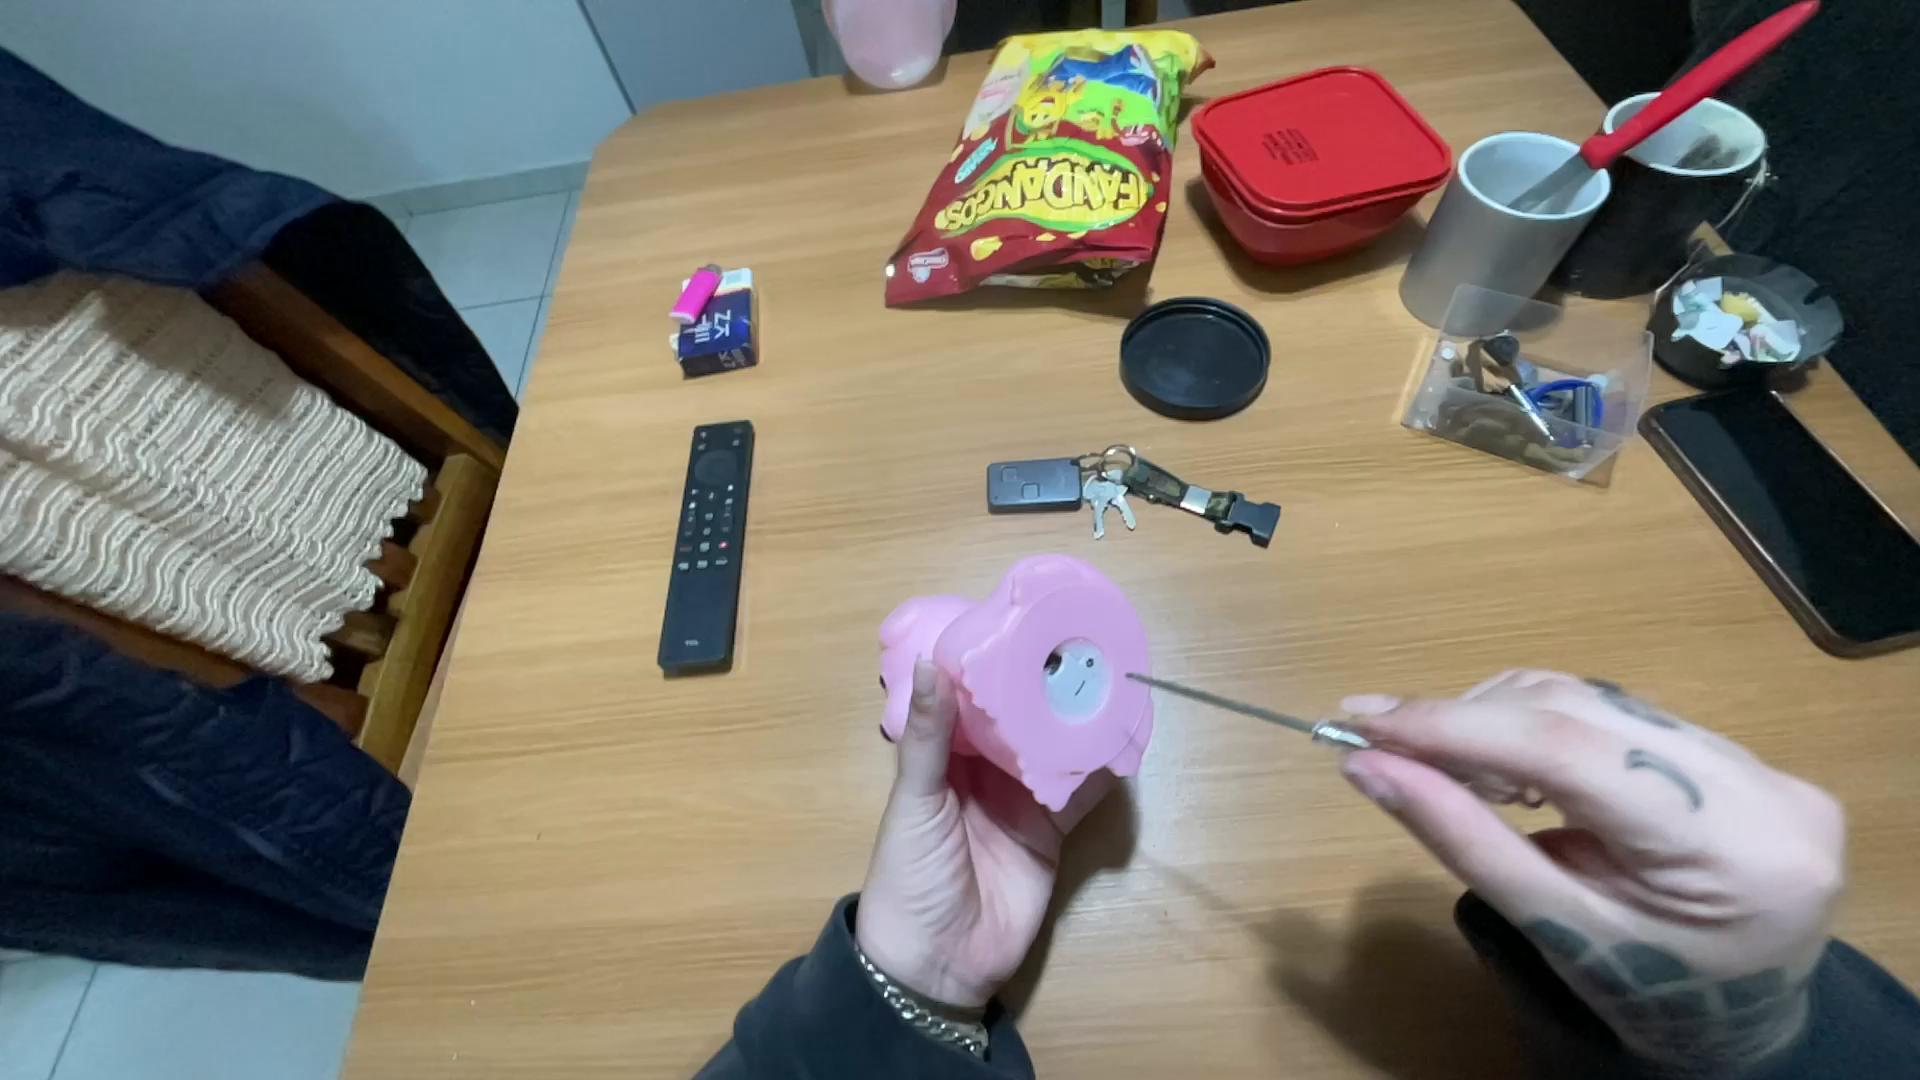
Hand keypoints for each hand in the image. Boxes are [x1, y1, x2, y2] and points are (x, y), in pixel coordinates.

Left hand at [856, 660, 1107, 1008]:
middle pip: (1019, 720)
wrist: (938, 962)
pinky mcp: (1050, 830)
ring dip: (1076, 724)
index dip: (994, 666)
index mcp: (946, 753)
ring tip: (1107, 683)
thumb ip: (928, 735)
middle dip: (1044, 690)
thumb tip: (931, 660)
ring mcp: (1020, 798)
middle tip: (1078, 648)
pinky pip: (1077, 794)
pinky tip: (1119, 743)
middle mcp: (985, 767)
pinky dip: (1098, 772)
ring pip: (1053, 750)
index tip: (1023, 625)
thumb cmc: (911, 870)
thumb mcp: (914, 798)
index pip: (973, 698)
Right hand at [1337, 670, 1843, 1072]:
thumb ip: (1455, 835)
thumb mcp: (1547, 924)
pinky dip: (1519, 722)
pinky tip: (1502, 767)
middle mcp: (1755, 782)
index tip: (1359, 722)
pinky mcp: (1719, 747)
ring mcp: (1745, 757)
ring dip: (1486, 719)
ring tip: (1451, 772)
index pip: (1567, 751)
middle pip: (1569, 710)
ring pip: (1573, 695)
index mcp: (1733, 847)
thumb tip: (1362, 763)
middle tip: (1381, 745)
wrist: (1736, 1011)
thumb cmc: (1643, 990)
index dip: (1452, 726)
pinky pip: (1591, 704)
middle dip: (1461, 721)